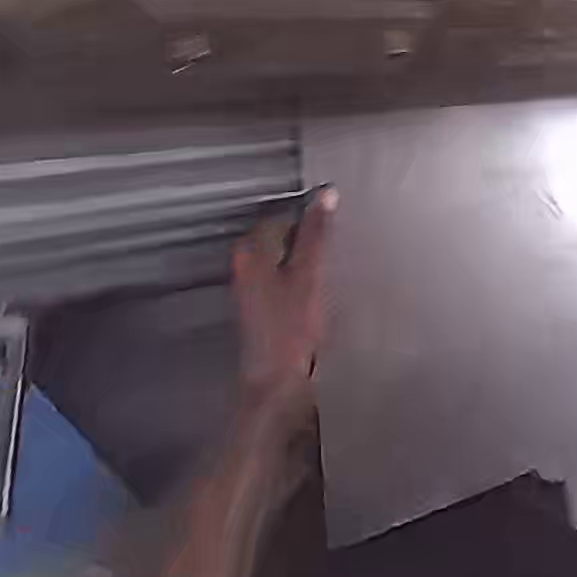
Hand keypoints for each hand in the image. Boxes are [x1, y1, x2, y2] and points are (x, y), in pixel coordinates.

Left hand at [234, 187, 335, 393]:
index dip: (306, 212)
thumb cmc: (291, 326)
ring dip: (302, 252)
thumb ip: (317, 233)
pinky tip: (316, 280)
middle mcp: (244, 266)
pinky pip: (281, 274)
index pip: (278, 215)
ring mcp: (249, 287)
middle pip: (277, 234)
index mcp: (251, 253)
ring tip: (328, 255)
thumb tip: (326, 194)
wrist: (277, 381)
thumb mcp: (310, 272)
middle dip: (304, 231)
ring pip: (280, 255)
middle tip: (333, 233)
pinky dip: (298, 271)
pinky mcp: (260, 305)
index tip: (331, 213)